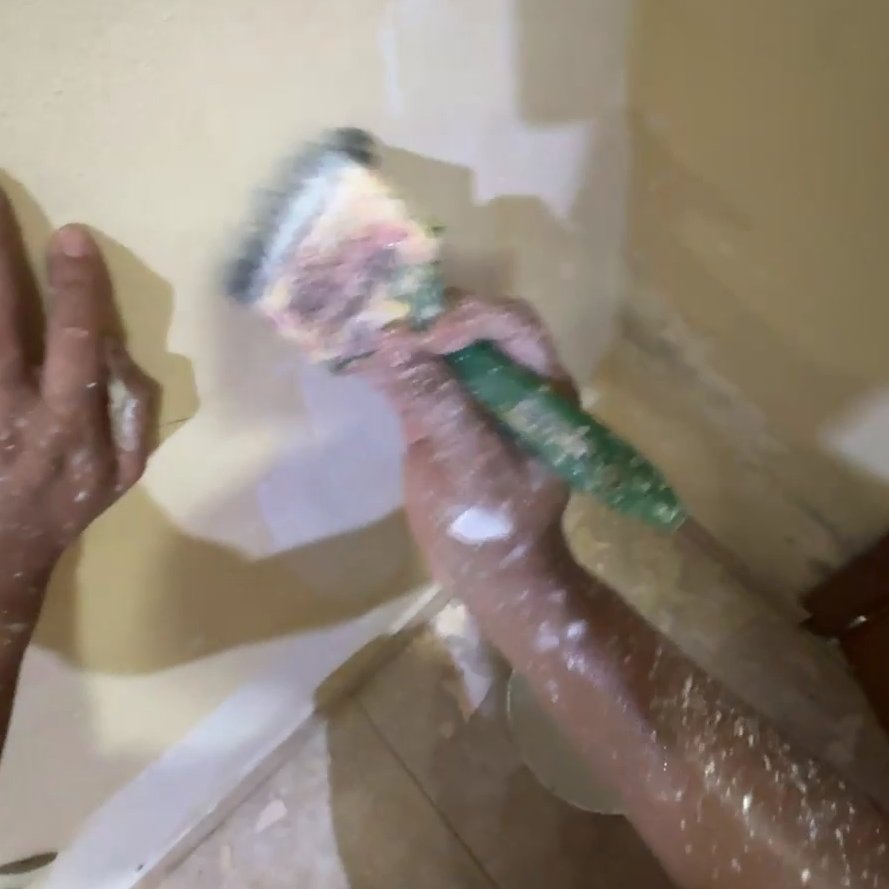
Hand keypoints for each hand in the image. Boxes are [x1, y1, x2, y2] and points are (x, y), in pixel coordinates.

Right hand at [357, 298, 572, 577]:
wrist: (485, 572)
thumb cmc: (497, 523)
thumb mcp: (471, 464)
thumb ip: (438, 402)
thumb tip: (394, 340)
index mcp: (538, 384)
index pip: (509, 324)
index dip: (468, 318)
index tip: (424, 334)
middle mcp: (504, 377)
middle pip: (466, 324)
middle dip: (424, 317)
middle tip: (381, 321)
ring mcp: (467, 392)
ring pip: (432, 345)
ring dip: (396, 335)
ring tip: (356, 328)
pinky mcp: (434, 410)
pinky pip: (409, 376)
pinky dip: (382, 366)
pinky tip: (350, 360)